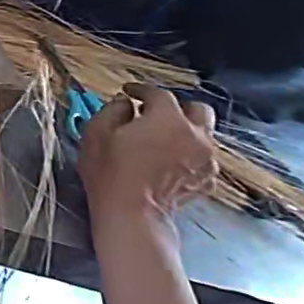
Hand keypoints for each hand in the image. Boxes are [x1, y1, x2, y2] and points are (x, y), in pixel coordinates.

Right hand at [79, 83, 217, 226]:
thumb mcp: (96, 132)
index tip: (128, 91)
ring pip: (203, 135)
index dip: (141, 89)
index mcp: (168, 119)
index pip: (159, 94)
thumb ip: (112, 109)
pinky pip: (202, 158)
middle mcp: (196, 135)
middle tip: (154, 115)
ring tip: (161, 141)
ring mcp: (207, 160)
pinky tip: (168, 162)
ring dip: (184, 132)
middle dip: (177, 108)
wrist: (132, 213)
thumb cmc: (109, 171)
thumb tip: (125, 103)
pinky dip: (188, 154)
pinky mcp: (208, 180)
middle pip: (197, 109)